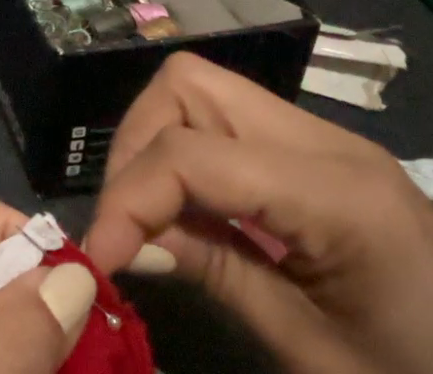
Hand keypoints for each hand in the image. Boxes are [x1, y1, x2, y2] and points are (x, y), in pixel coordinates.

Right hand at [84, 53, 432, 373]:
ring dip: (157, 145)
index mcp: (337, 193)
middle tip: (125, 223)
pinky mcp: (325, 160)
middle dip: (136, 146)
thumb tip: (125, 241)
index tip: (96, 256)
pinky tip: (190, 218)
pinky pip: (231, 128)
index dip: (125, 198)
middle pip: (189, 85)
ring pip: (203, 94)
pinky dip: (190, 158)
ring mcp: (329, 144)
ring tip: (149, 219)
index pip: (190, 153)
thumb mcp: (314, 352)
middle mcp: (328, 143)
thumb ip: (216, 274)